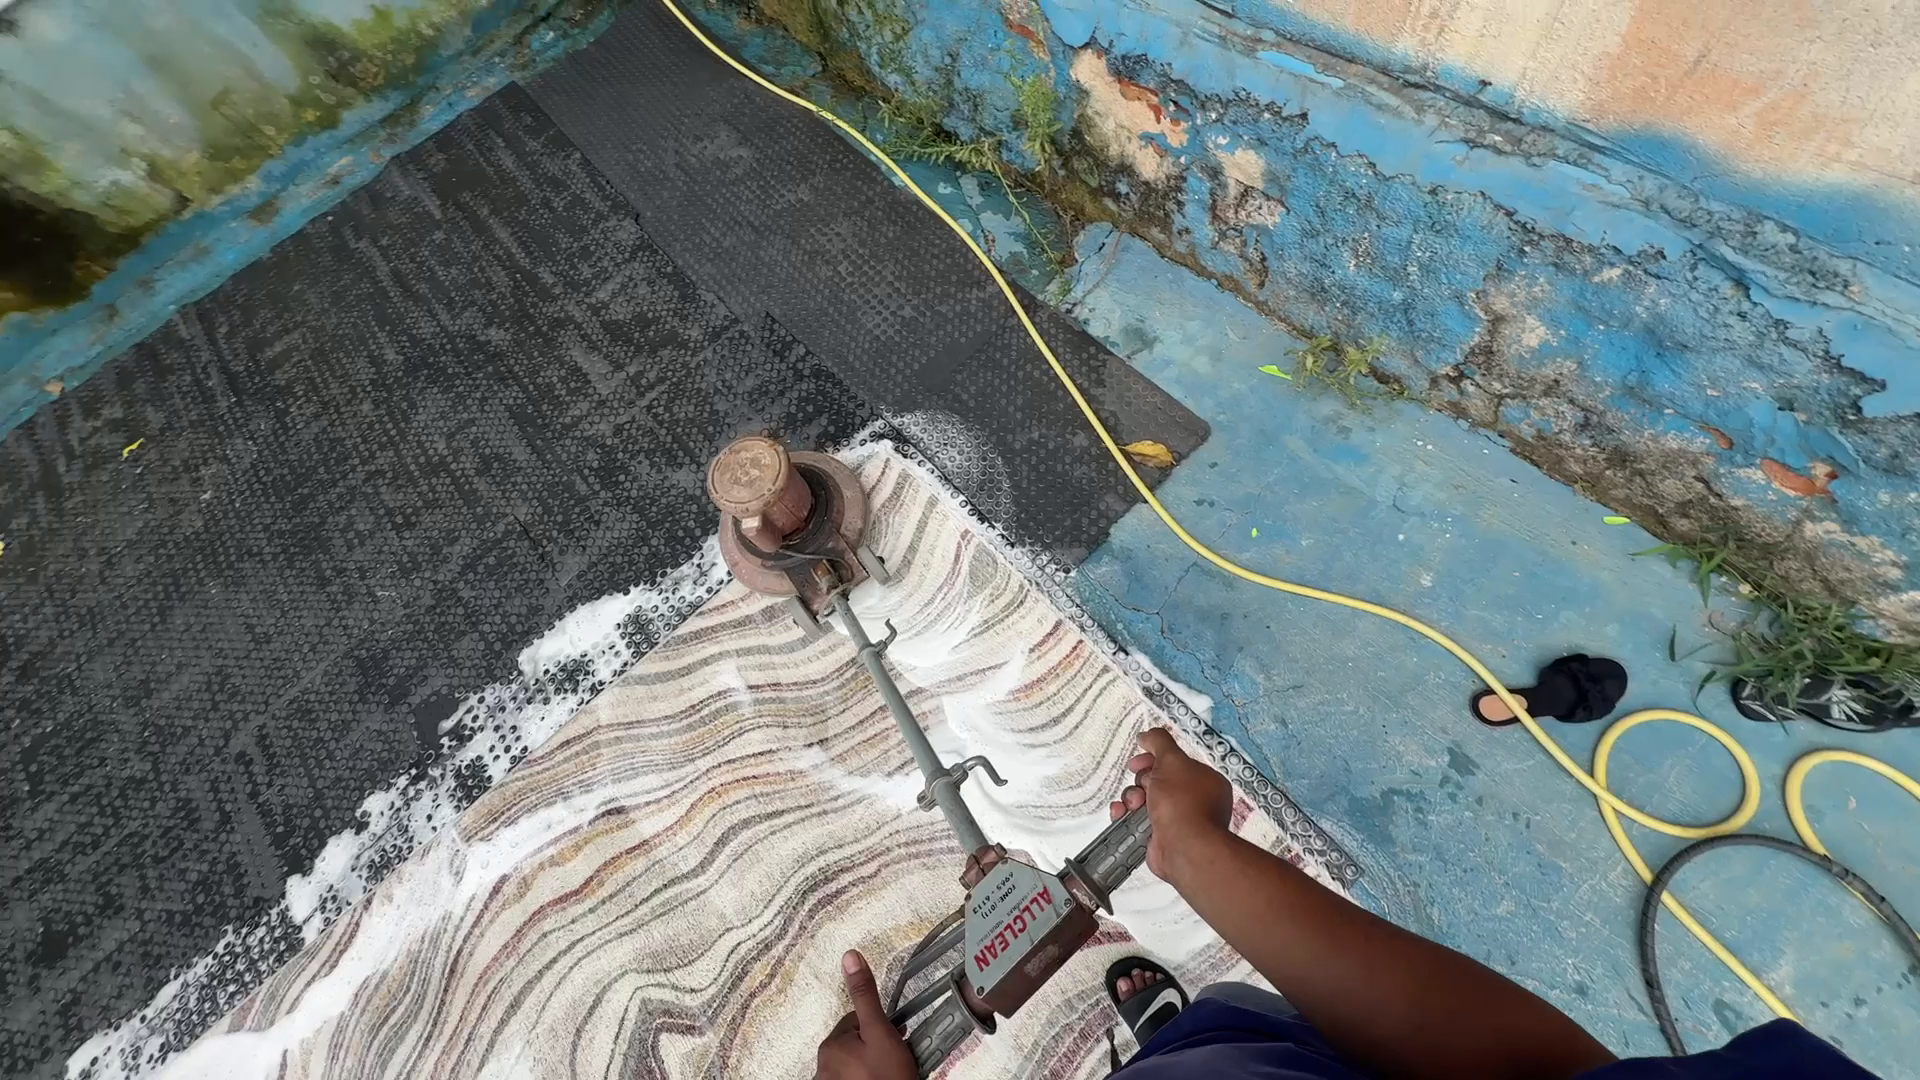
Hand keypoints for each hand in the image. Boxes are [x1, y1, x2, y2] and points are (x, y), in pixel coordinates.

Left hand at [816, 950, 917, 1079]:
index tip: (893, 1043)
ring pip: (854, 1067)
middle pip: (854, 1045)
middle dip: (873, 1050)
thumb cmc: (886, 1079)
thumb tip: (849, 955)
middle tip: (893, 1064)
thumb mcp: (880, 1032)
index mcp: (830, 1047)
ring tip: (888, 1078)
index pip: (856, 1023)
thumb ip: (865, 995)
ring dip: (870, 1069)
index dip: (879, 1029)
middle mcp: (822, 1068)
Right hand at [1109, 727, 1232, 881]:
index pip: (1174, 763)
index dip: (1153, 759)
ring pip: (1144, 800)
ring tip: (1134, 804)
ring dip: (1131, 797)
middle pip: (1155, 780)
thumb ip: (1159, 742)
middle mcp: (1194, 801)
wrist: (1183, 847)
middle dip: (1141, 780)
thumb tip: (1147, 735)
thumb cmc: (1184, 805)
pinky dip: (1127, 815)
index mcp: (1204, 781)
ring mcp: (1178, 820)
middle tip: (1143, 786)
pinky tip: (1122, 813)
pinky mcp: (1162, 837)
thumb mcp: (1172, 761)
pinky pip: (1138, 820)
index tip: (1140, 761)